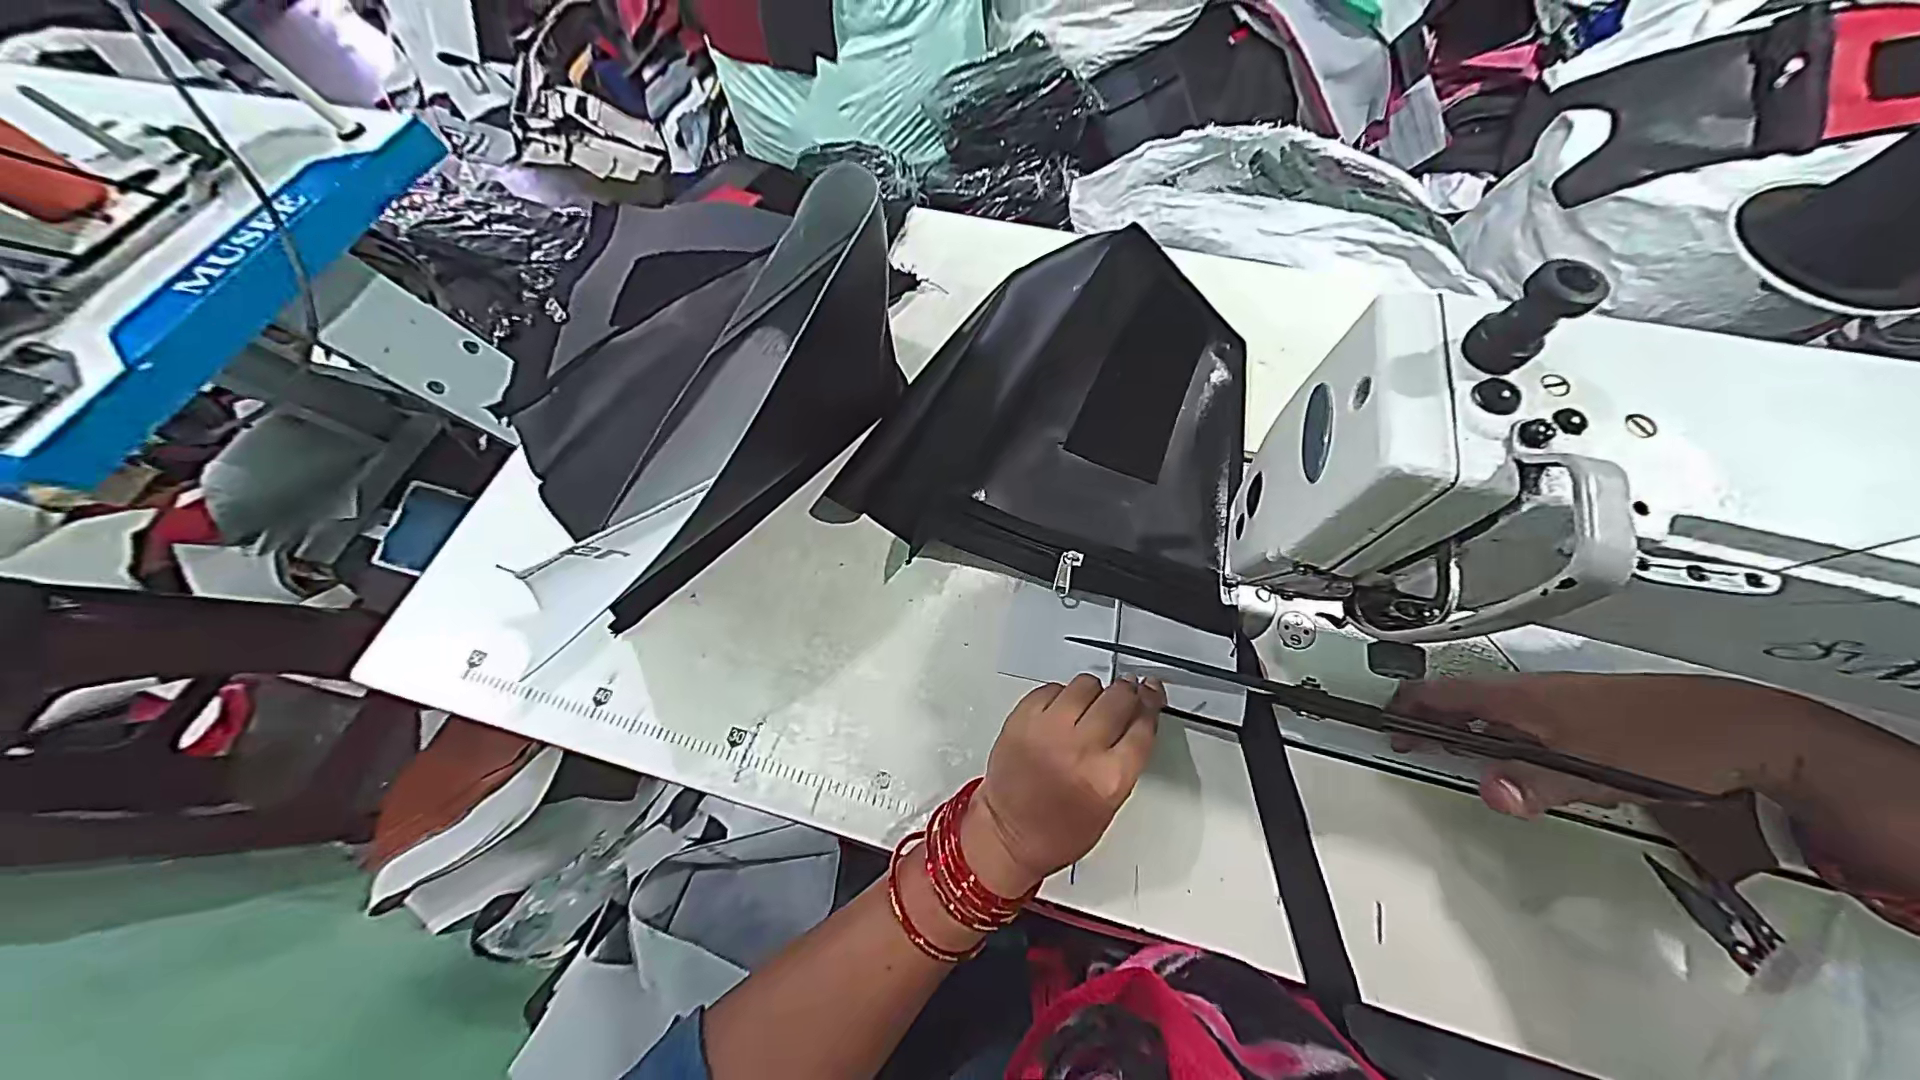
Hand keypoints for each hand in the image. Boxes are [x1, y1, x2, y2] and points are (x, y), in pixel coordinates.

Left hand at [960, 674, 1164, 894]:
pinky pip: (1052, 687)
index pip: (1143, 726)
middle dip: (1127, 693)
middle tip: (1126, 692)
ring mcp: (1048, 730)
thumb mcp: (1109, 803)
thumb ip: (1126, 758)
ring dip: (1094, 692)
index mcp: (1108, 778)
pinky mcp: (1022, 718)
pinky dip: (1061, 694)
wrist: (1008, 832)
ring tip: (1090, 705)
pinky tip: (1063, 709)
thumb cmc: (1057, 830)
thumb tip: (1137, 717)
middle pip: (1118, 698)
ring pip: (1086, 685)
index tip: (1151, 693)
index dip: (1150, 703)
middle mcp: (1079, 749)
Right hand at [1389, 673, 1828, 818]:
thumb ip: (1531, 785)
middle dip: (1430, 722)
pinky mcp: (1575, 712)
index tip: (1389, 727)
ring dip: (1466, 731)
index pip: (1435, 695)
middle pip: (1456, 701)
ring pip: (1488, 711)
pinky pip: (1518, 719)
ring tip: (1461, 753)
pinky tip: (1521, 759)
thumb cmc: (1670, 737)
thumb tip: (1489, 793)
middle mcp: (1528, 693)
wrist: (1744, 728)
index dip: (1403, 711)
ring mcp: (1552, 700)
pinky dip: (1501, 736)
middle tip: (1415, 740)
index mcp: (1515, 699)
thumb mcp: (1589, 772)